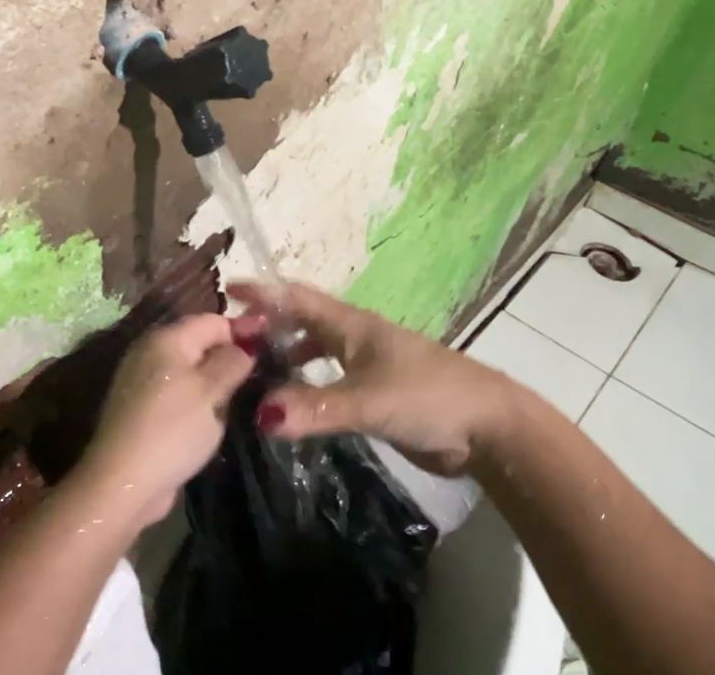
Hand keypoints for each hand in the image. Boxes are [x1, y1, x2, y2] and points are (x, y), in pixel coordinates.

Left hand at [77, 312, 259, 525]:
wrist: (124, 482)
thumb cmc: (172, 429)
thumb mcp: (211, 391)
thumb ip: (233, 362)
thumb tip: (246, 347)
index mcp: (166, 338)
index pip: (213, 320)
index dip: (244, 330)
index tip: (273, 347)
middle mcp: (151, 352)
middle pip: (201, 344)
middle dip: (232, 358)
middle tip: (265, 377)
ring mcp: (144, 382)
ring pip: (193, 372)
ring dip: (218, 384)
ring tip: (248, 399)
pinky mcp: (145, 411)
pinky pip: (182, 395)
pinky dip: (201, 402)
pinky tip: (218, 419)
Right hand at [231, 281, 521, 475]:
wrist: (487, 426)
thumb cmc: (428, 397)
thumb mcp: (367, 402)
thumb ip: (315, 408)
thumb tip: (260, 415)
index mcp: (353, 326)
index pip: (299, 298)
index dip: (265, 292)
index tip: (228, 288)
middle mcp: (357, 339)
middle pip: (305, 321)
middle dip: (269, 324)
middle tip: (231, 339)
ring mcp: (369, 365)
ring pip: (317, 350)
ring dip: (286, 355)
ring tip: (253, 371)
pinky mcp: (377, 394)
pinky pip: (329, 380)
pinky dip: (306, 384)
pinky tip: (292, 404)